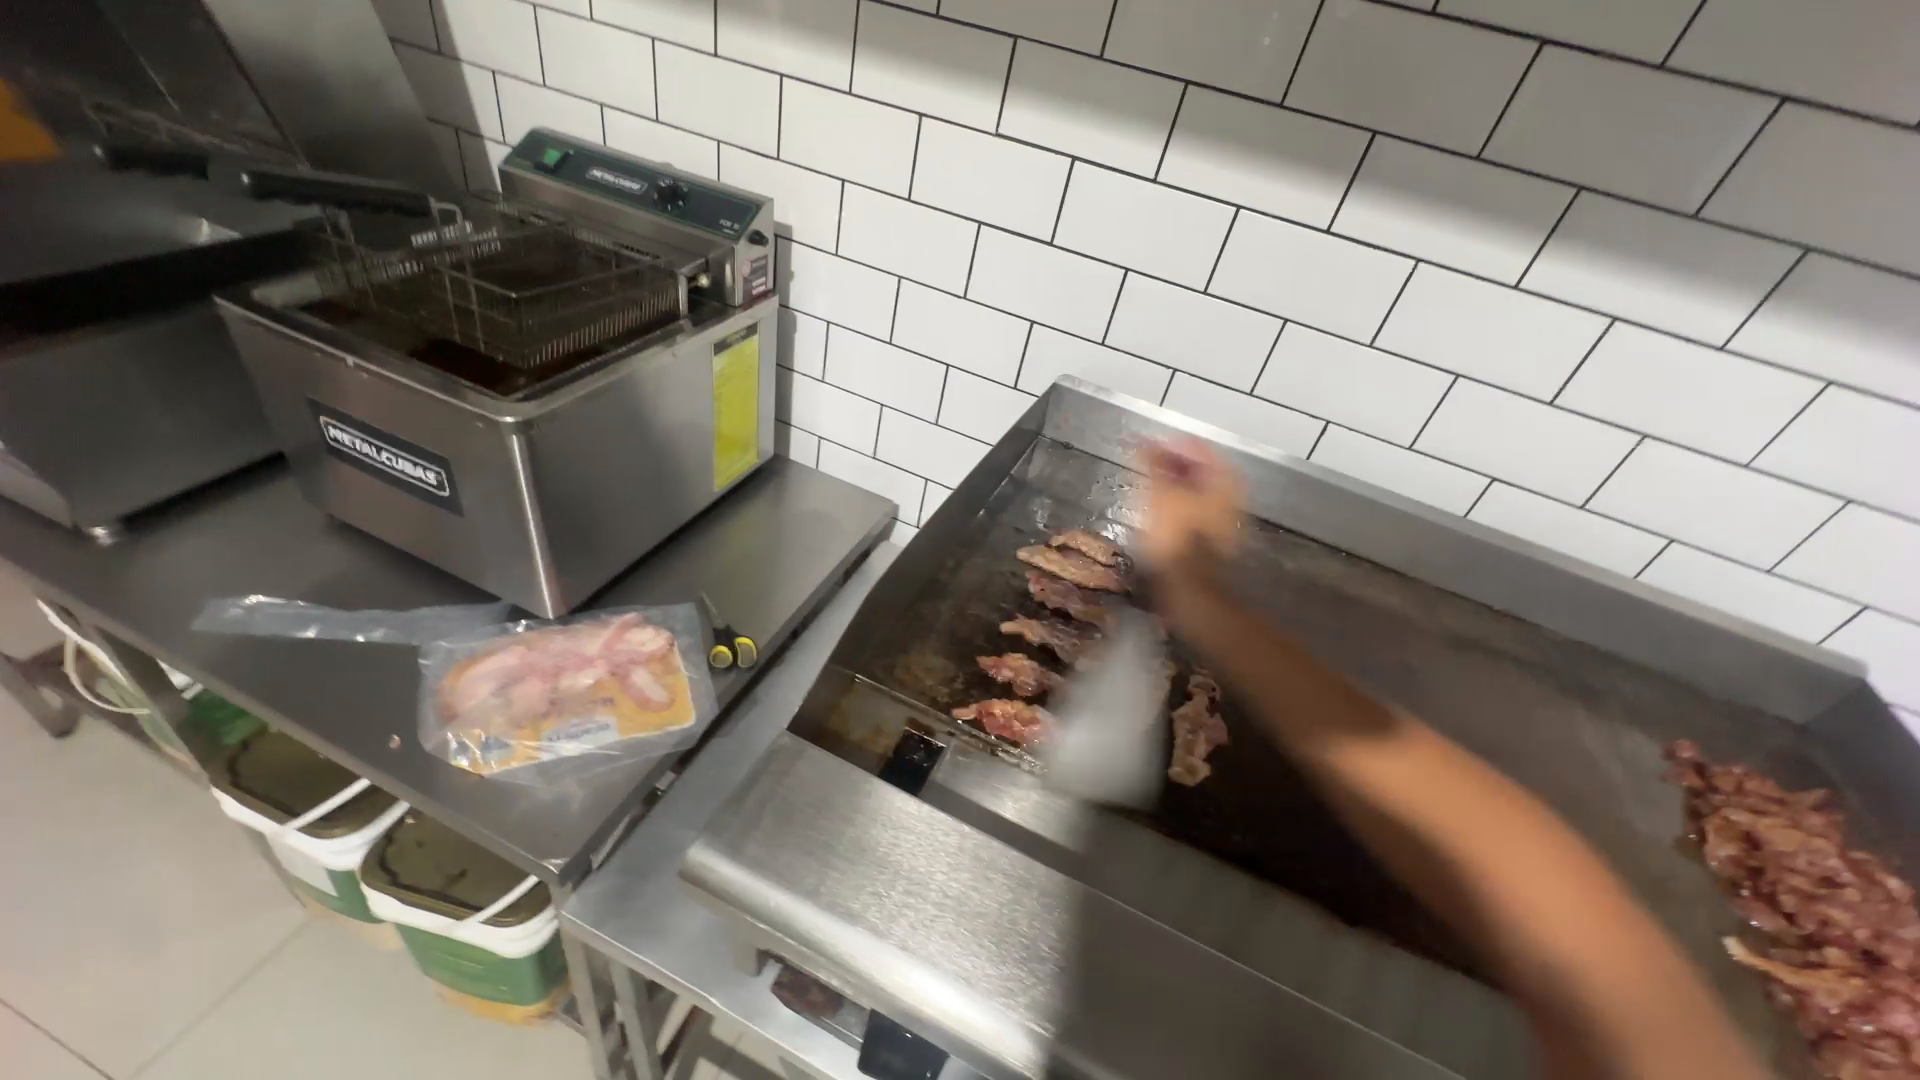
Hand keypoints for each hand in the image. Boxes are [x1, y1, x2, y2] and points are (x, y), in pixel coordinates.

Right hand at [1138, 437, 1243, 577]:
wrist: (1189, 587)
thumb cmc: (1177, 535)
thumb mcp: (1161, 493)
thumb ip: (1153, 463)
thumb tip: (1143, 440)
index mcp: (1224, 479)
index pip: (1198, 447)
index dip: (1171, 443)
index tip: (1146, 444)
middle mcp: (1229, 496)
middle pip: (1199, 469)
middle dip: (1171, 463)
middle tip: (1144, 461)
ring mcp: (1222, 519)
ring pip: (1194, 490)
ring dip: (1171, 484)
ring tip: (1146, 482)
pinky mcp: (1209, 538)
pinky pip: (1190, 509)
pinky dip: (1174, 503)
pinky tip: (1155, 509)